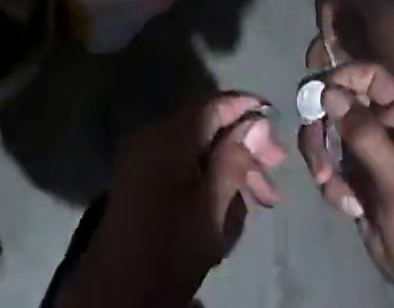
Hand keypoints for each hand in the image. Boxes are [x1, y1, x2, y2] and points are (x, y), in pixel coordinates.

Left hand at [57, 93, 287, 307]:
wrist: (117, 291)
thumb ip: (234, 160)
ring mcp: (145, 154)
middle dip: (243, 141)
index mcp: (169, 137)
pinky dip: (209, 171)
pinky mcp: (142, 175)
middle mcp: (154, 135)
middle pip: (208, 122)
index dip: (246, 106)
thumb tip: (258, 121)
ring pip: (199, 144)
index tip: (275, 118)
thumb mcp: (211, 209)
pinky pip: (184, 159)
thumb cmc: (169, 249)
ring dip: (231, 161)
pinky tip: (230, 199)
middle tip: (275, 166)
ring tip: (261, 197)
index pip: (213, 104)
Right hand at [298, 64, 393, 307]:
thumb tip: (328, 91)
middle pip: (339, 100)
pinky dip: (329, 181)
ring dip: (320, 155)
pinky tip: (348, 206)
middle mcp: (384, 126)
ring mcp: (367, 148)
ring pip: (326, 128)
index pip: (372, 76)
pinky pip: (326, 159)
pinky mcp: (352, 172)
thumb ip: (364, 134)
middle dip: (322, 125)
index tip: (319, 93)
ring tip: (328, 182)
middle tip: (316, 152)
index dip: (344, 76)